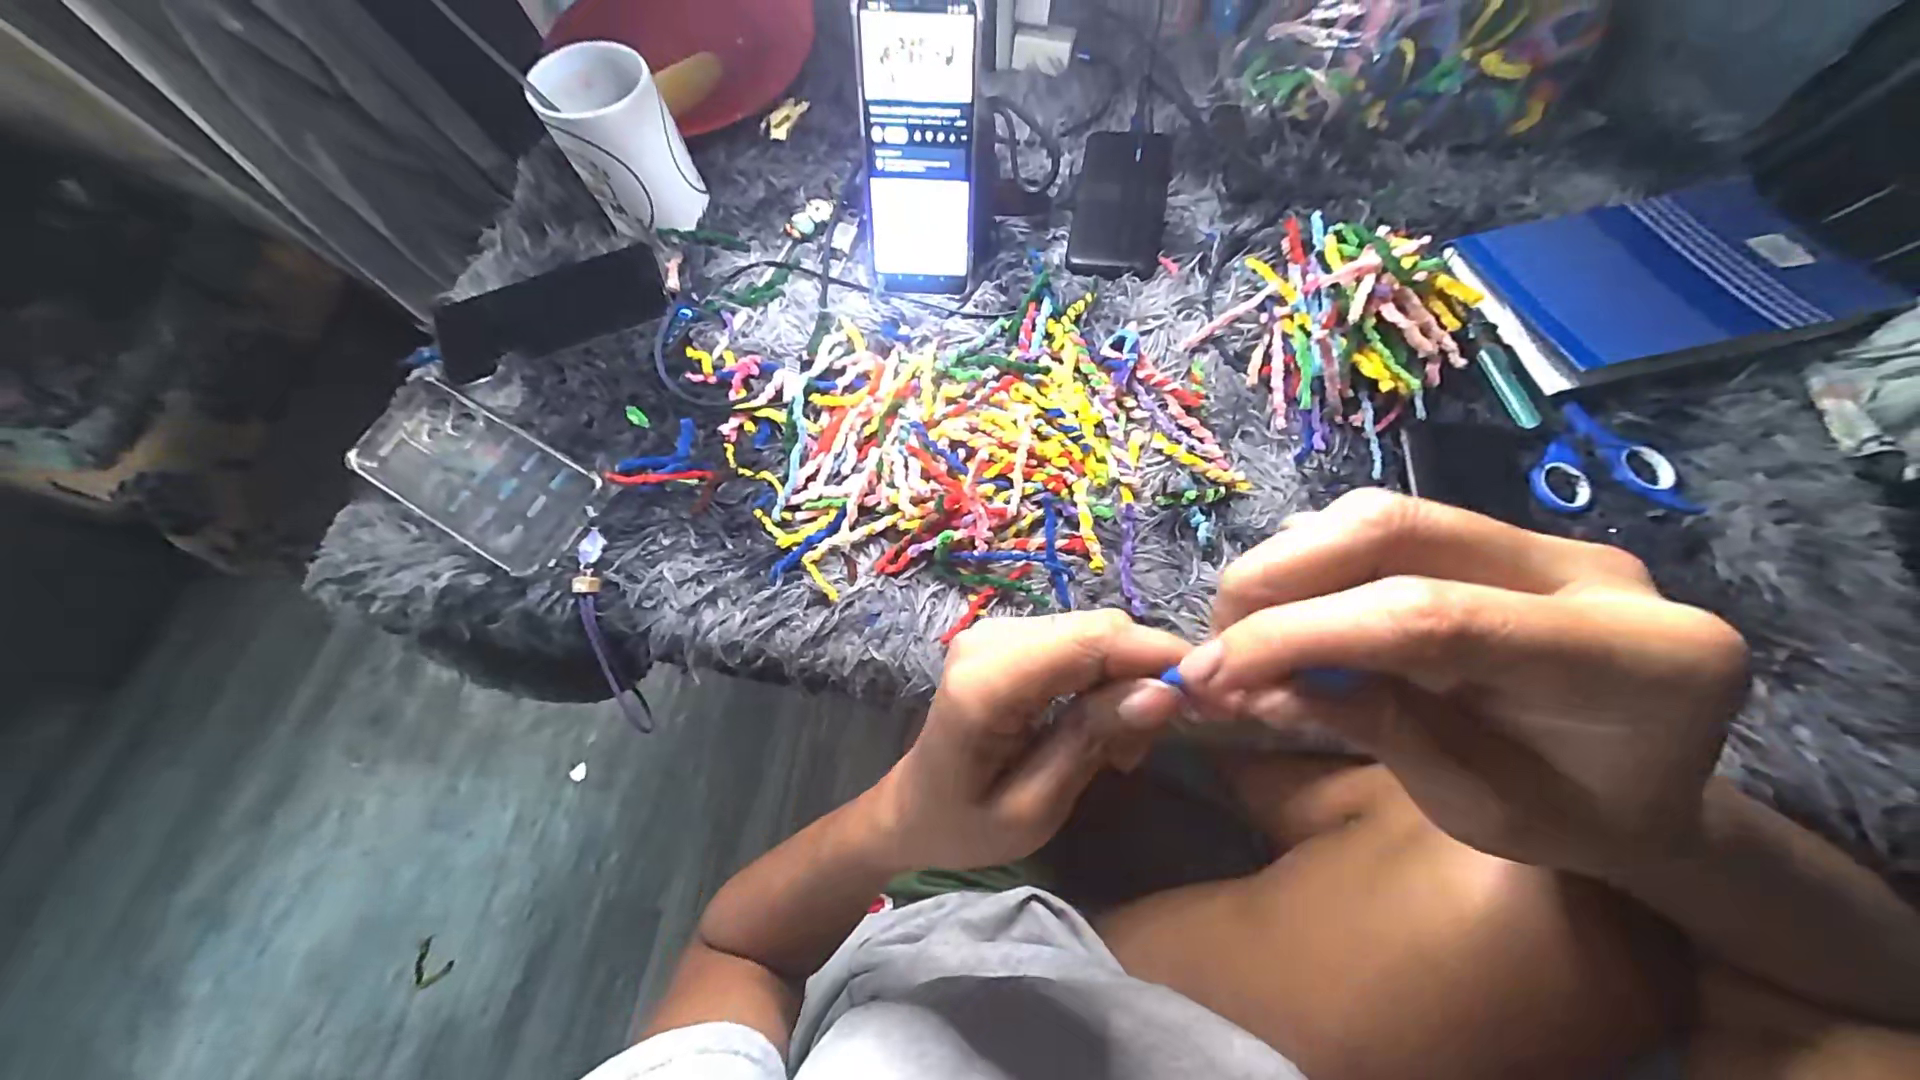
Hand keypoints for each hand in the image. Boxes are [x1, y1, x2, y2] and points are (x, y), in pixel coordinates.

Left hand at [866, 610, 1187, 870]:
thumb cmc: (964, 825)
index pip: (1090, 640)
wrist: (911, 808)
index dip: (1156, 655)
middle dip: (1145, 673)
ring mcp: (994, 631)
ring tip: (1122, 745)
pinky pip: (1075, 642)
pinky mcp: (1006, 638)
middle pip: (1096, 629)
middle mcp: (989, 637)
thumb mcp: (1034, 807)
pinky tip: (1099, 723)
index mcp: (986, 681)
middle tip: (1155, 740)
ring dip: (1125, 679)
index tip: (1210, 696)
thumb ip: (1092, 739)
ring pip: (1092, 633)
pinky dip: (1102, 677)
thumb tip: (1163, 692)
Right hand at [1170, 489, 1749, 876]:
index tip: (1212, 675)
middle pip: (1388, 529)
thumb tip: (1256, 683)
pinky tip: (1287, 607)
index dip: (1299, 635)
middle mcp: (1585, 571)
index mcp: (1629, 658)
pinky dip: (1307, 559)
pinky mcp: (1489, 534)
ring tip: (1244, 632)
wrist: (1644, 789)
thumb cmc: (1573, 820)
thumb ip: (1376, 731)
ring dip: (1280, 566)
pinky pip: (1377, 524)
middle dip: (1273, 580)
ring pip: (1373, 514)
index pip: (1425, 615)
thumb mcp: (1479, 812)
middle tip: (1215, 644)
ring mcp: (1535, 540)